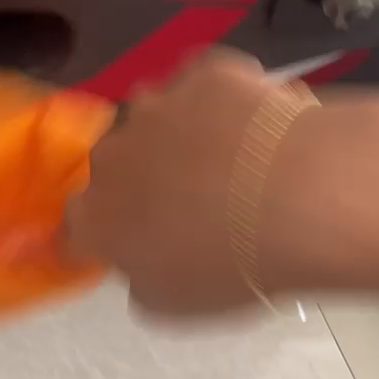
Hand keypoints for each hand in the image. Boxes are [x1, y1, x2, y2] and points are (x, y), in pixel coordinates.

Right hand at [67, 50, 305, 317]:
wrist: (301, 197)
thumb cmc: (231, 265)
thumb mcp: (172, 304)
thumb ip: (139, 280)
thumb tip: (140, 266)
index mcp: (94, 216)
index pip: (77, 225)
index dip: (101, 232)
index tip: (128, 241)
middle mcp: (110, 155)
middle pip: (113, 164)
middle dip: (138, 177)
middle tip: (186, 202)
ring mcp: (155, 107)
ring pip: (151, 116)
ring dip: (172, 133)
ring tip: (224, 156)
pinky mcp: (202, 73)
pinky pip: (200, 83)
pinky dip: (217, 98)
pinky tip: (249, 121)